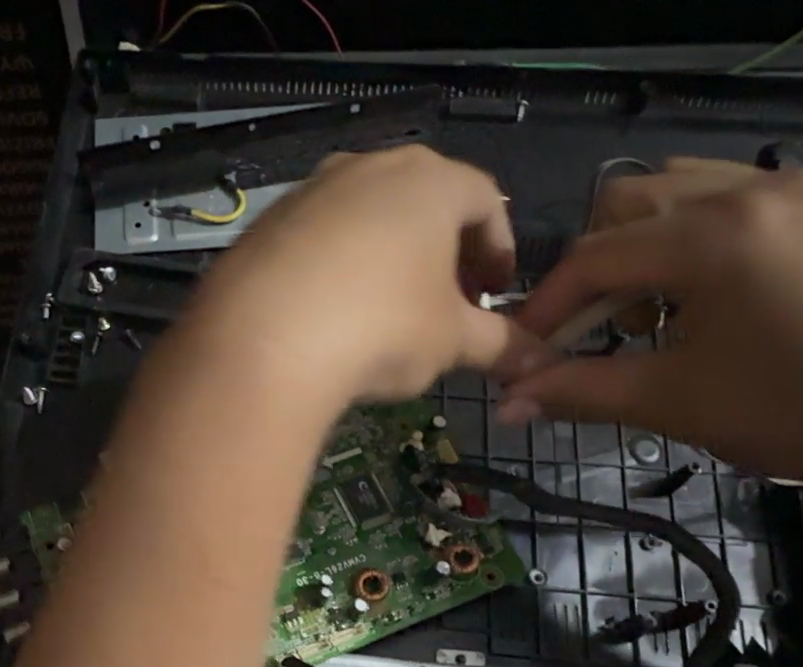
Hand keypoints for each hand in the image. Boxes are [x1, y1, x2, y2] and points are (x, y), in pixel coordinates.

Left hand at [176, 145, 543, 406]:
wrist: (263, 342)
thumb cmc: (382, 327)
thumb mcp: (451, 341)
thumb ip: (501, 344)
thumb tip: (539, 361)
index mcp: (430, 180)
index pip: (485, 200)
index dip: (498, 249)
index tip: (496, 292)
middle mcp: (368, 168)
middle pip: (423, 203)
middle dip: (444, 254)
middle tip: (448, 306)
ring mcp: (311, 191)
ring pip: (368, 218)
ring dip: (390, 260)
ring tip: (390, 313)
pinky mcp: (266, 224)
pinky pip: (318, 240)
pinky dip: (338, 269)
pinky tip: (332, 316)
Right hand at [498, 158, 802, 495]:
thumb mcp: (677, 403)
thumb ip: (581, 391)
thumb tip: (506, 405)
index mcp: (710, 234)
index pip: (591, 256)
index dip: (544, 308)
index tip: (520, 353)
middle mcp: (750, 189)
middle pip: (627, 204)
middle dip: (592, 268)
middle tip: (594, 333)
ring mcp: (800, 190)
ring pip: (681, 192)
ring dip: (642, 247)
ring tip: (654, 314)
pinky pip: (735, 199)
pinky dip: (696, 238)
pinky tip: (712, 296)